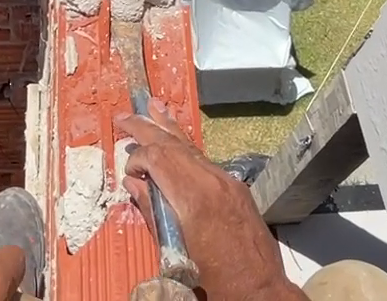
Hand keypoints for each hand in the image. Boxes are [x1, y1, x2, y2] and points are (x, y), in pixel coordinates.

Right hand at [118, 104, 305, 300]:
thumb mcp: (176, 255)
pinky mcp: (235, 186)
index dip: (138, 158)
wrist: (263, 294)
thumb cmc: (216, 282)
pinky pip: (204, 159)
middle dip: (146, 128)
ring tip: (151, 106)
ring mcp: (226, 180)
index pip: (159, 158)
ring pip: (190, 146)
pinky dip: (185, 145)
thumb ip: (153, 214)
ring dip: (167, 127)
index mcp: (194, 198)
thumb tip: (133, 184)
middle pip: (173, 145)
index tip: (129, 172)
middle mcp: (211, 180)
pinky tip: (176, 135)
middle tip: (123, 117)